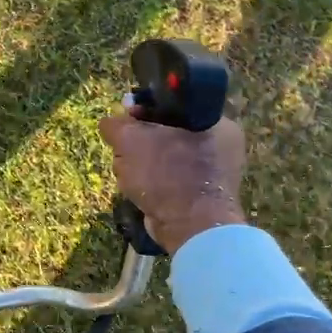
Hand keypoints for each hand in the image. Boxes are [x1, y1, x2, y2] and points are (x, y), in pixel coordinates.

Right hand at [98, 106, 247, 253]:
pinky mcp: (200, 194)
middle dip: (136, 144)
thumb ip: (115, 124)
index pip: (171, 106)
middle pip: (161, 132)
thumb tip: (111, 124)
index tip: (124, 122)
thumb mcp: (130, 139)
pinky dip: (150, 182)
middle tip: (126, 154)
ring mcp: (212, 172)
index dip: (141, 111)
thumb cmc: (167, 173)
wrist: (190, 226)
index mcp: (216, 123)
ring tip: (132, 177)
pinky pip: (166, 177)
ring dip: (137, 164)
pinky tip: (141, 189)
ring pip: (159, 156)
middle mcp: (221, 145)